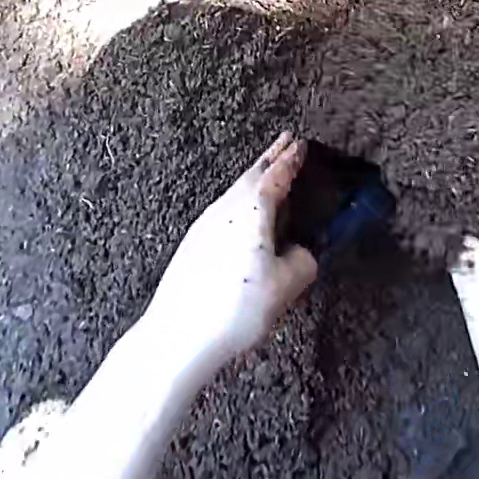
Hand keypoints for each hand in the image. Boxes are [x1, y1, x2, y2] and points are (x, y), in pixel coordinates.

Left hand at [139, 132, 318, 366]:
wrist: (175, 336)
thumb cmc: (231, 310)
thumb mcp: (285, 288)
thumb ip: (303, 263)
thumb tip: (303, 253)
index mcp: (253, 208)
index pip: (277, 173)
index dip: (291, 158)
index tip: (300, 144)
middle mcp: (228, 207)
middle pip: (254, 173)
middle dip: (272, 156)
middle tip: (285, 142)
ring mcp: (207, 223)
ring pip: (238, 189)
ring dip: (256, 176)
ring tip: (269, 173)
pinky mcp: (195, 241)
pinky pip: (226, 208)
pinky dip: (242, 199)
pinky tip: (245, 214)